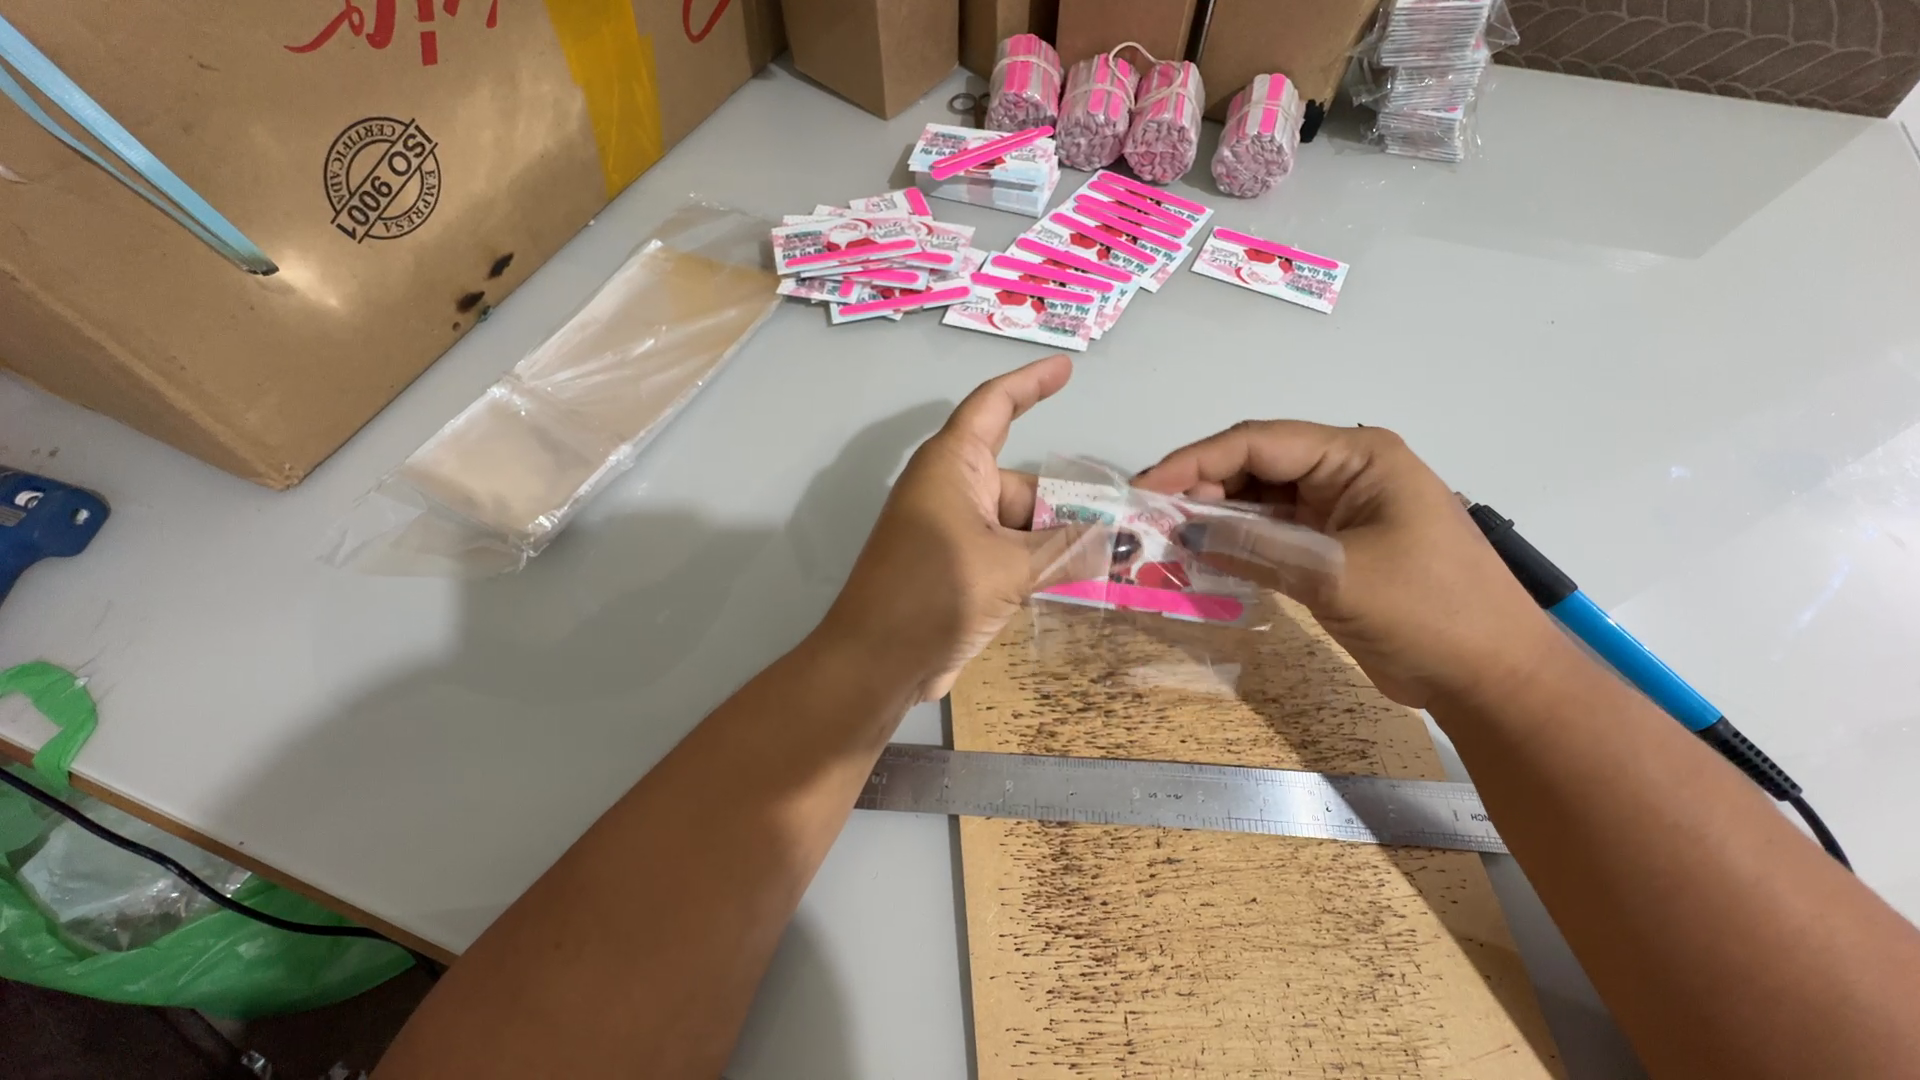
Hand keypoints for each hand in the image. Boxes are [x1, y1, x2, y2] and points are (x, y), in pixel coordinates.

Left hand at [818, 355, 1100, 702]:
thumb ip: (1066, 550)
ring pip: (1020, 524)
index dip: (1031, 384)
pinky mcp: (958, 571)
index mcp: (953, 465)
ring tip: (1116, 558)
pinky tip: (1081, 580)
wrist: (876, 663)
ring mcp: (954, 533)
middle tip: (1128, 527)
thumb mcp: (1009, 568)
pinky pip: (1009, 553)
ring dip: (1059, 540)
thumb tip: (1118, 543)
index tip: (1066, 369)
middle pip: (1023, 482)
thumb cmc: (934, 594)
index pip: (995, 406)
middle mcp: (953, 490)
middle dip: (1069, 503)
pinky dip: (1040, 563)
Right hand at [1135, 421, 1560, 707]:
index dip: (1196, 461)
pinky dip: (1236, 546)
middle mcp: (1344, 474)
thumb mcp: (1336, 575)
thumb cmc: (1429, 613)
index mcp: (1358, 457)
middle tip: (1149, 521)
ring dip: (1214, 519)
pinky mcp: (1330, 550)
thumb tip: (1183, 528)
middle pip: (1255, 467)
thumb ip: (1257, 545)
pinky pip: (1270, 536)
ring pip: (1258, 503)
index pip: (1260, 443)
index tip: (1144, 488)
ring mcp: (1337, 513)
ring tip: (1165, 540)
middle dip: (1201, 489)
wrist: (1491, 679)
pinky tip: (1201, 560)